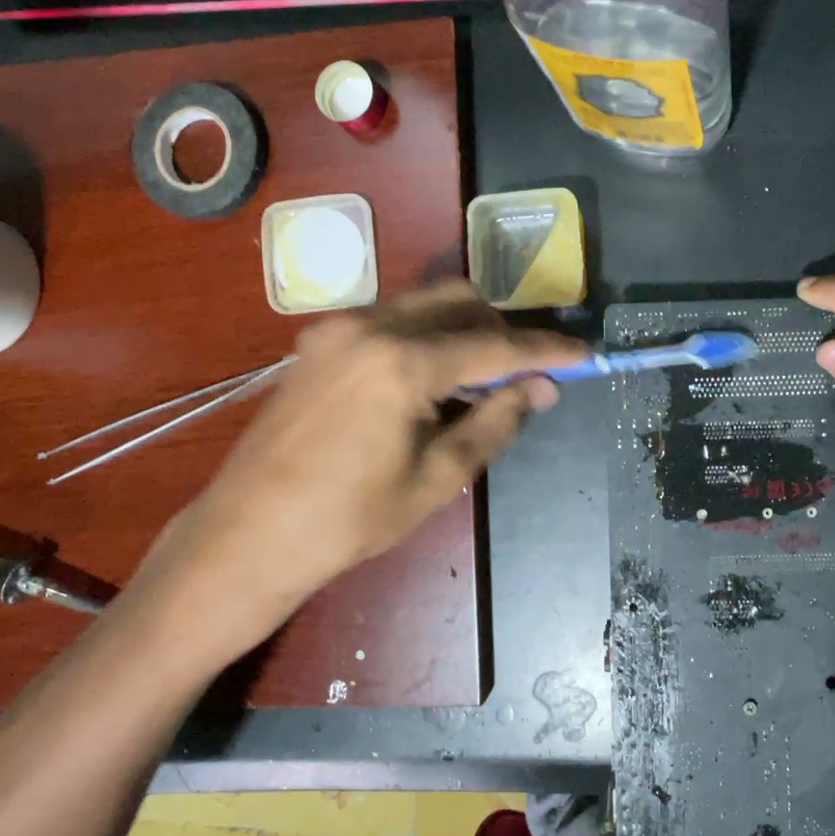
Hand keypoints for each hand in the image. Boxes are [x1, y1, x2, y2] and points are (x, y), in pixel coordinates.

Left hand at [123, 282, 585, 662]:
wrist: (248, 534)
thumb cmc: (349, 519)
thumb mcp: (438, 477)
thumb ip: (496, 420)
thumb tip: (542, 387)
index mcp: (401, 362)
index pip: (494, 343)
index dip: (546, 349)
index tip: (585, 353)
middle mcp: (369, 326)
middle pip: (458, 300)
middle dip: (502, 328)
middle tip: (528, 371)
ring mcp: (337, 328)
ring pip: (423, 305)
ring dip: (463, 331)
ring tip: (481, 382)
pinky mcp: (318, 341)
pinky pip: (391, 320)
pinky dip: (425, 338)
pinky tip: (431, 383)